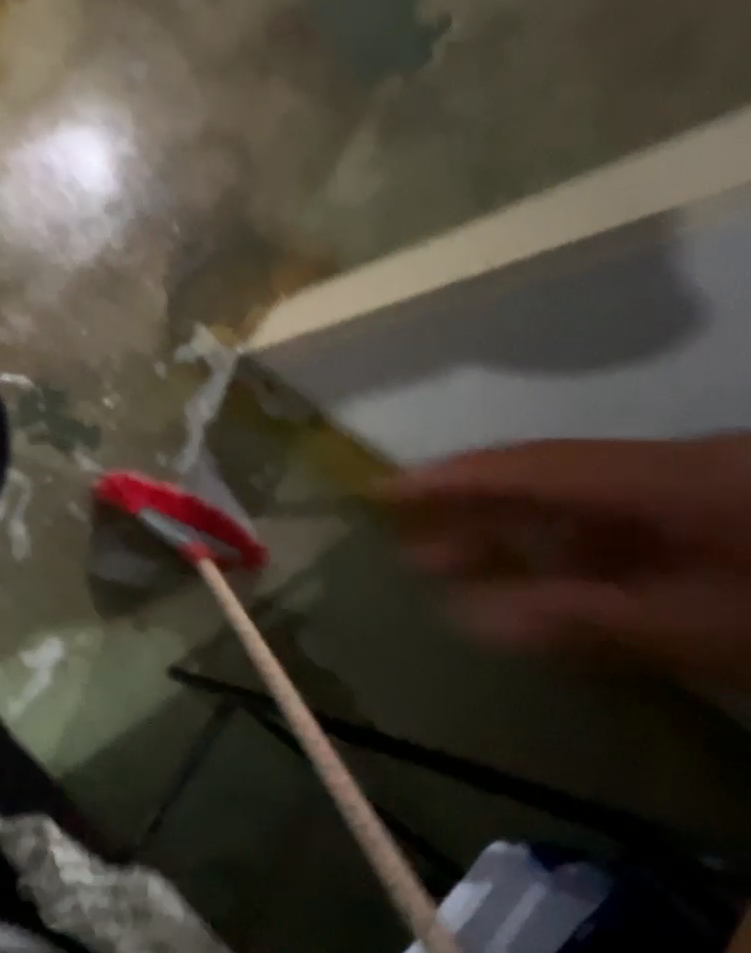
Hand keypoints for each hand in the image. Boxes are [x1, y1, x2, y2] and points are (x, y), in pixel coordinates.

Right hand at [385, 434, 750, 687]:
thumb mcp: (689, 627)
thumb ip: (578, 618)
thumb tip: (459, 617)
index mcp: (658, 475)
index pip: (527, 466)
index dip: (447, 479)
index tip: (375, 494)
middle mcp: (671, 465)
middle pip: (548, 481)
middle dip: (473, 518)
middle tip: (408, 555)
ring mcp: (703, 486)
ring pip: (582, 504)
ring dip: (517, 538)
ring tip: (458, 574)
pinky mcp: (722, 516)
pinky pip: (620, 521)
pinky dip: (568, 550)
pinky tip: (543, 587)